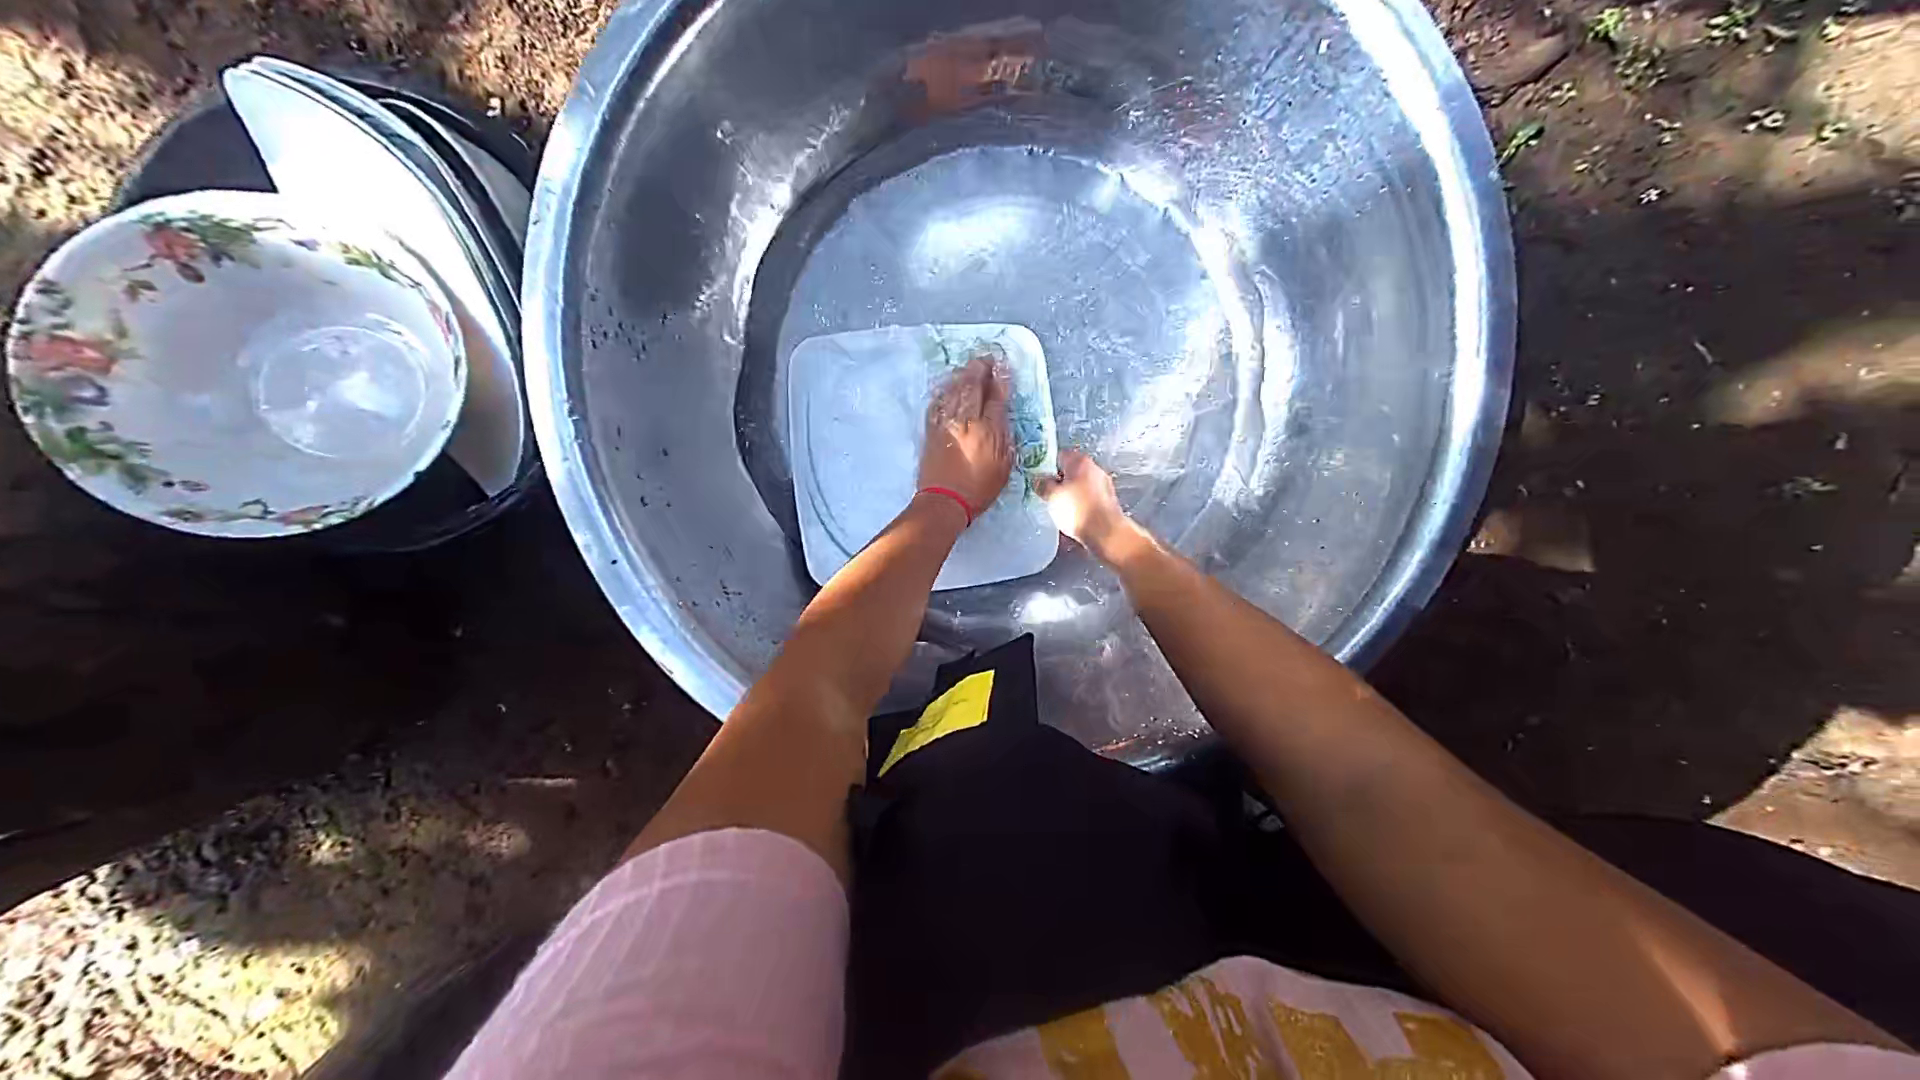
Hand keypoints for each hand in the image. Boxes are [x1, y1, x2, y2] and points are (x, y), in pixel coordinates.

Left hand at [918, 354, 1013, 519]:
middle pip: (973, 387)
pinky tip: (947, 386)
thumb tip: (1002, 417)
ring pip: (953, 391)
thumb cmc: (979, 489)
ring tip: (968, 368)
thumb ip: (1005, 437)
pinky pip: (937, 404)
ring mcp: (946, 424)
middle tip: (985, 360)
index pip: (996, 397)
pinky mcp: (931, 430)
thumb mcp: (1004, 466)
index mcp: (989, 430)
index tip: (1002, 368)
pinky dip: (943, 392)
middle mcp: (967, 421)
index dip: (1000, 380)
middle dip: (980, 370)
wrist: (944, 501)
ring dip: (962, 376)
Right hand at [1035, 449, 1145, 562]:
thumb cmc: (1078, 510)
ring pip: (1080, 486)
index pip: (1060, 456)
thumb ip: (1042, 485)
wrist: (1105, 533)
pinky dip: (1080, 506)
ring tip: (1059, 509)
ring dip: (1069, 495)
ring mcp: (1104, 486)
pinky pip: (1088, 500)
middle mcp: (1095, 469)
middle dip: (1058, 482)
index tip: (1039, 477)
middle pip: (1071, 471)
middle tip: (1047, 495)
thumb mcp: (1051, 496)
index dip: (1047, 466)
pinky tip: (1073, 517)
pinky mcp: (1108, 502)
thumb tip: (1040, 481)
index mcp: (1080, 461)